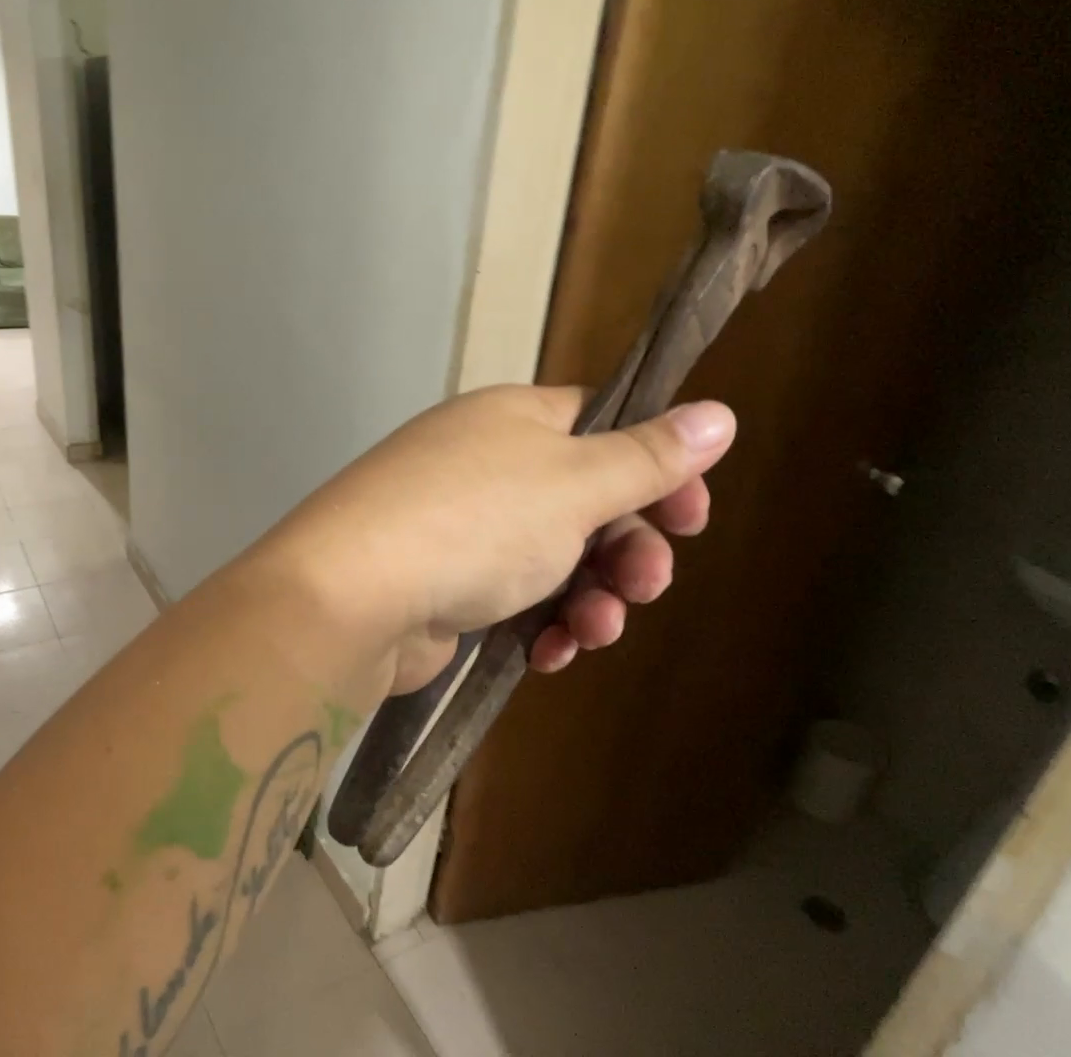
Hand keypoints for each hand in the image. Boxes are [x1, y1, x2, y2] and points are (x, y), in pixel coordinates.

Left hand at [262, 385, 736, 694]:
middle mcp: (485, 466)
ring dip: (590, 599)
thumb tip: (719, 413)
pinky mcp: (442, 587)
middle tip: (647, 585)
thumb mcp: (574, 484)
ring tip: (595, 632)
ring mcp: (459, 529)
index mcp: (513, 420)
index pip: (603, 427)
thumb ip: (647, 457)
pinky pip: (513, 602)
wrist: (351, 597)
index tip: (691, 517)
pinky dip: (540, 627)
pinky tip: (549, 656)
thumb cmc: (473, 523)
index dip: (656, 470)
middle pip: (585, 502)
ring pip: (554, 561)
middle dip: (627, 550)